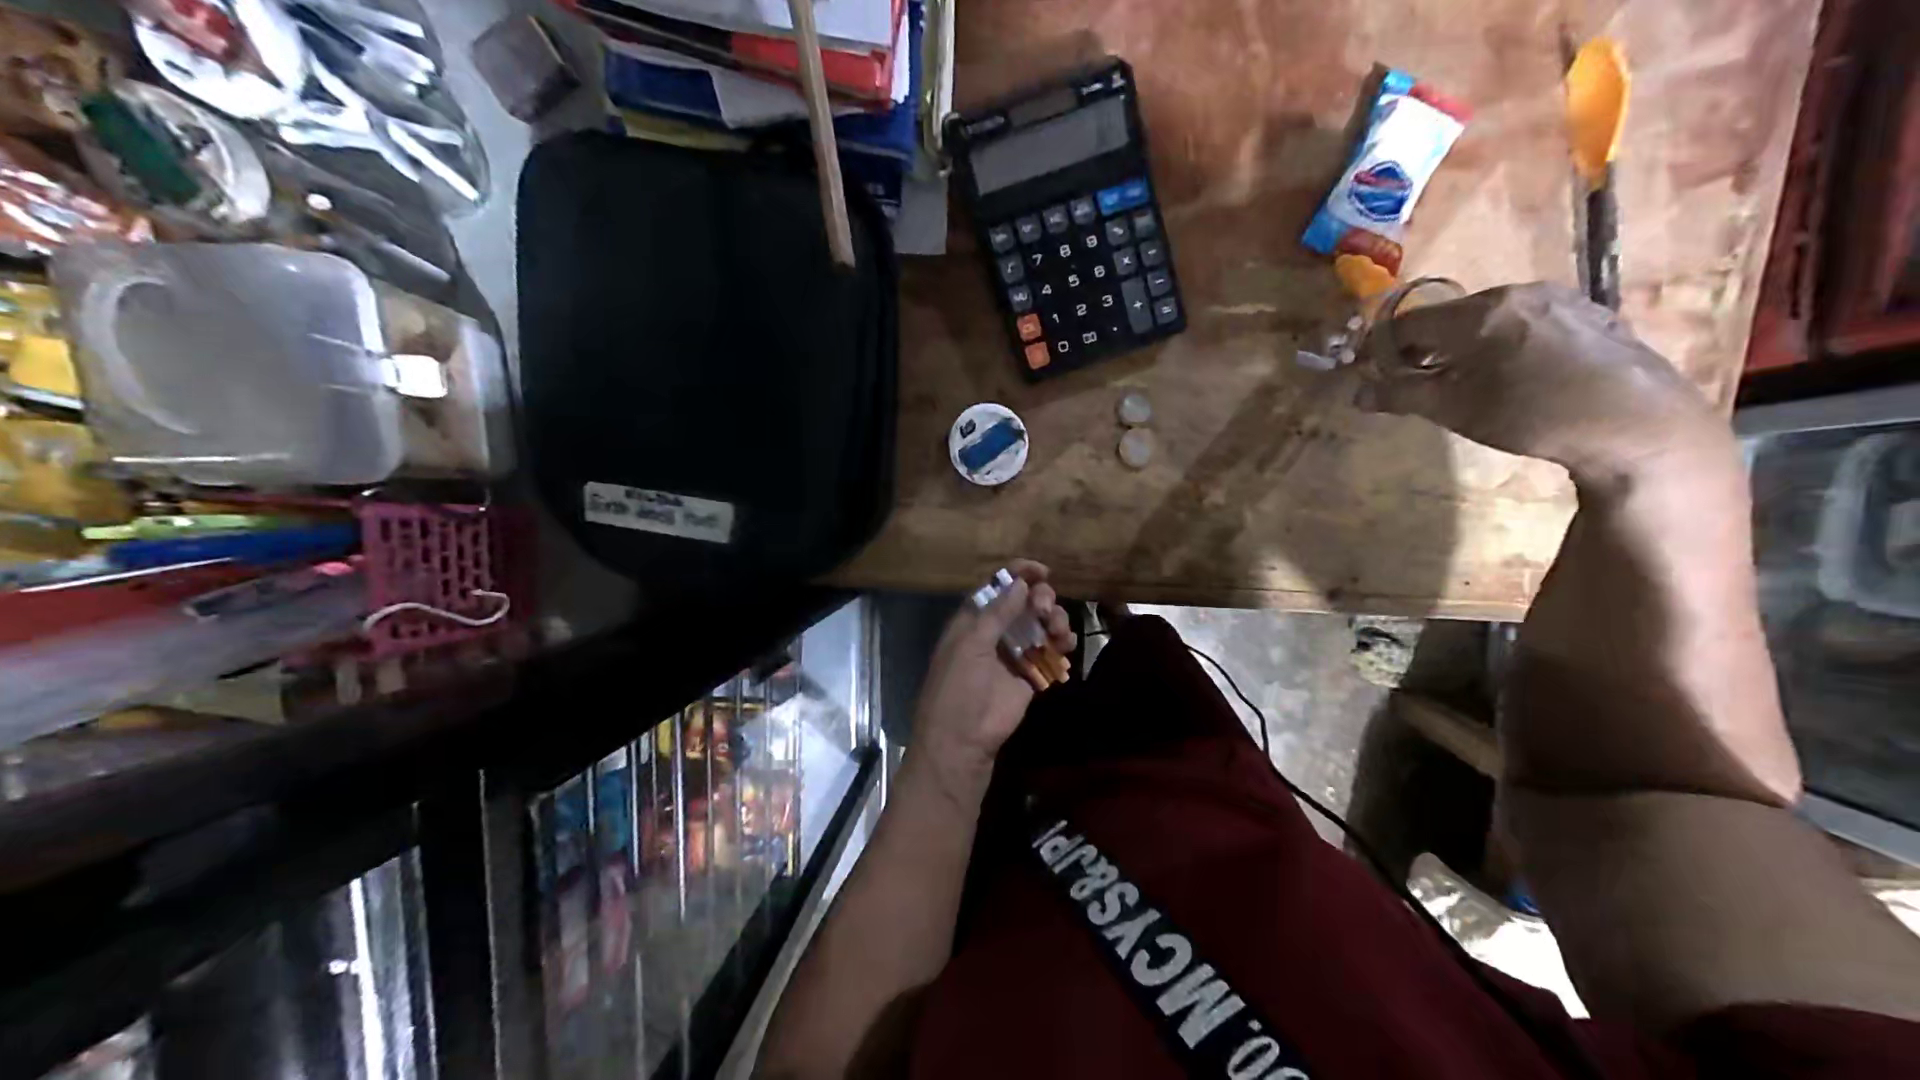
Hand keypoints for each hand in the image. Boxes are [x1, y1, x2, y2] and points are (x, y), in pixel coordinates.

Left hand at [910, 559, 1074, 797]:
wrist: (963, 740)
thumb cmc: (958, 687)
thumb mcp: (971, 645)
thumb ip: (997, 613)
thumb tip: (1020, 584)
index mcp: (972, 621)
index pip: (996, 588)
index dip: (1017, 574)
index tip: (1041, 569)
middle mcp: (994, 633)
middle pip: (1024, 603)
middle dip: (1041, 599)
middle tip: (1045, 610)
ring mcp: (1013, 654)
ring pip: (1040, 625)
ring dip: (1054, 621)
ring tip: (1058, 634)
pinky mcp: (1030, 676)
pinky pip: (1049, 653)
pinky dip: (1060, 646)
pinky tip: (1064, 648)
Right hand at [1357, 282, 1732, 483]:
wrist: (1637, 424)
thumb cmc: (1531, 414)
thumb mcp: (1454, 409)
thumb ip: (1400, 395)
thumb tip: (1356, 393)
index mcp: (1479, 312)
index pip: (1409, 322)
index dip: (1381, 347)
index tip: (1368, 372)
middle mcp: (1517, 293)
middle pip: (1450, 317)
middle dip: (1423, 348)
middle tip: (1412, 381)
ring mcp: (1560, 300)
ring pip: (1490, 319)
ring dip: (1463, 346)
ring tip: (1460, 381)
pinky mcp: (1592, 316)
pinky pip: (1526, 323)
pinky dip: (1502, 345)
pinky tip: (1511, 377)